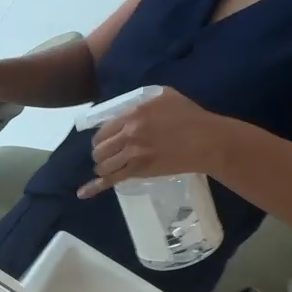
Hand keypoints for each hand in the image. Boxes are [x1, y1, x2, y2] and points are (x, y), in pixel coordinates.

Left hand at [78, 87, 236, 197]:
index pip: (103, 130)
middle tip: (112, 156)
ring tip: (115, 167)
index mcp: (134, 112)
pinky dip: (95, 187)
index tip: (108, 143)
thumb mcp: (166, 97)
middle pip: (98, 149)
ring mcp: (133, 151)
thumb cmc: (191, 117)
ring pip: (102, 165)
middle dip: (102, 154)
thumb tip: (120, 111)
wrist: (209, 140)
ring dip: (105, 168)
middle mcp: (130, 131)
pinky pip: (110, 179)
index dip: (103, 139)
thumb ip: (141, 103)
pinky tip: (82, 193)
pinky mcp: (138, 169)